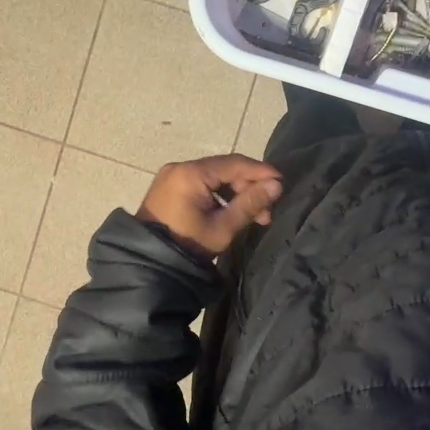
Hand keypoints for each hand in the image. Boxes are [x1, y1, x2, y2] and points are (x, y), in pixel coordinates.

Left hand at [136, 154, 283, 257]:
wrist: (148, 265)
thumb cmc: (188, 245)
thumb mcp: (223, 227)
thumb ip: (250, 203)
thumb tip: (276, 186)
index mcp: (191, 173)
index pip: (234, 163)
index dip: (260, 171)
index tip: (281, 182)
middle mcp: (180, 167)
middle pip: (224, 168)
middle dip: (249, 186)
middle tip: (267, 209)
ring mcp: (172, 176)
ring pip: (214, 177)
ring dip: (236, 192)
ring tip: (254, 215)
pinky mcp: (170, 187)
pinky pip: (202, 183)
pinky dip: (220, 195)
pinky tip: (233, 211)